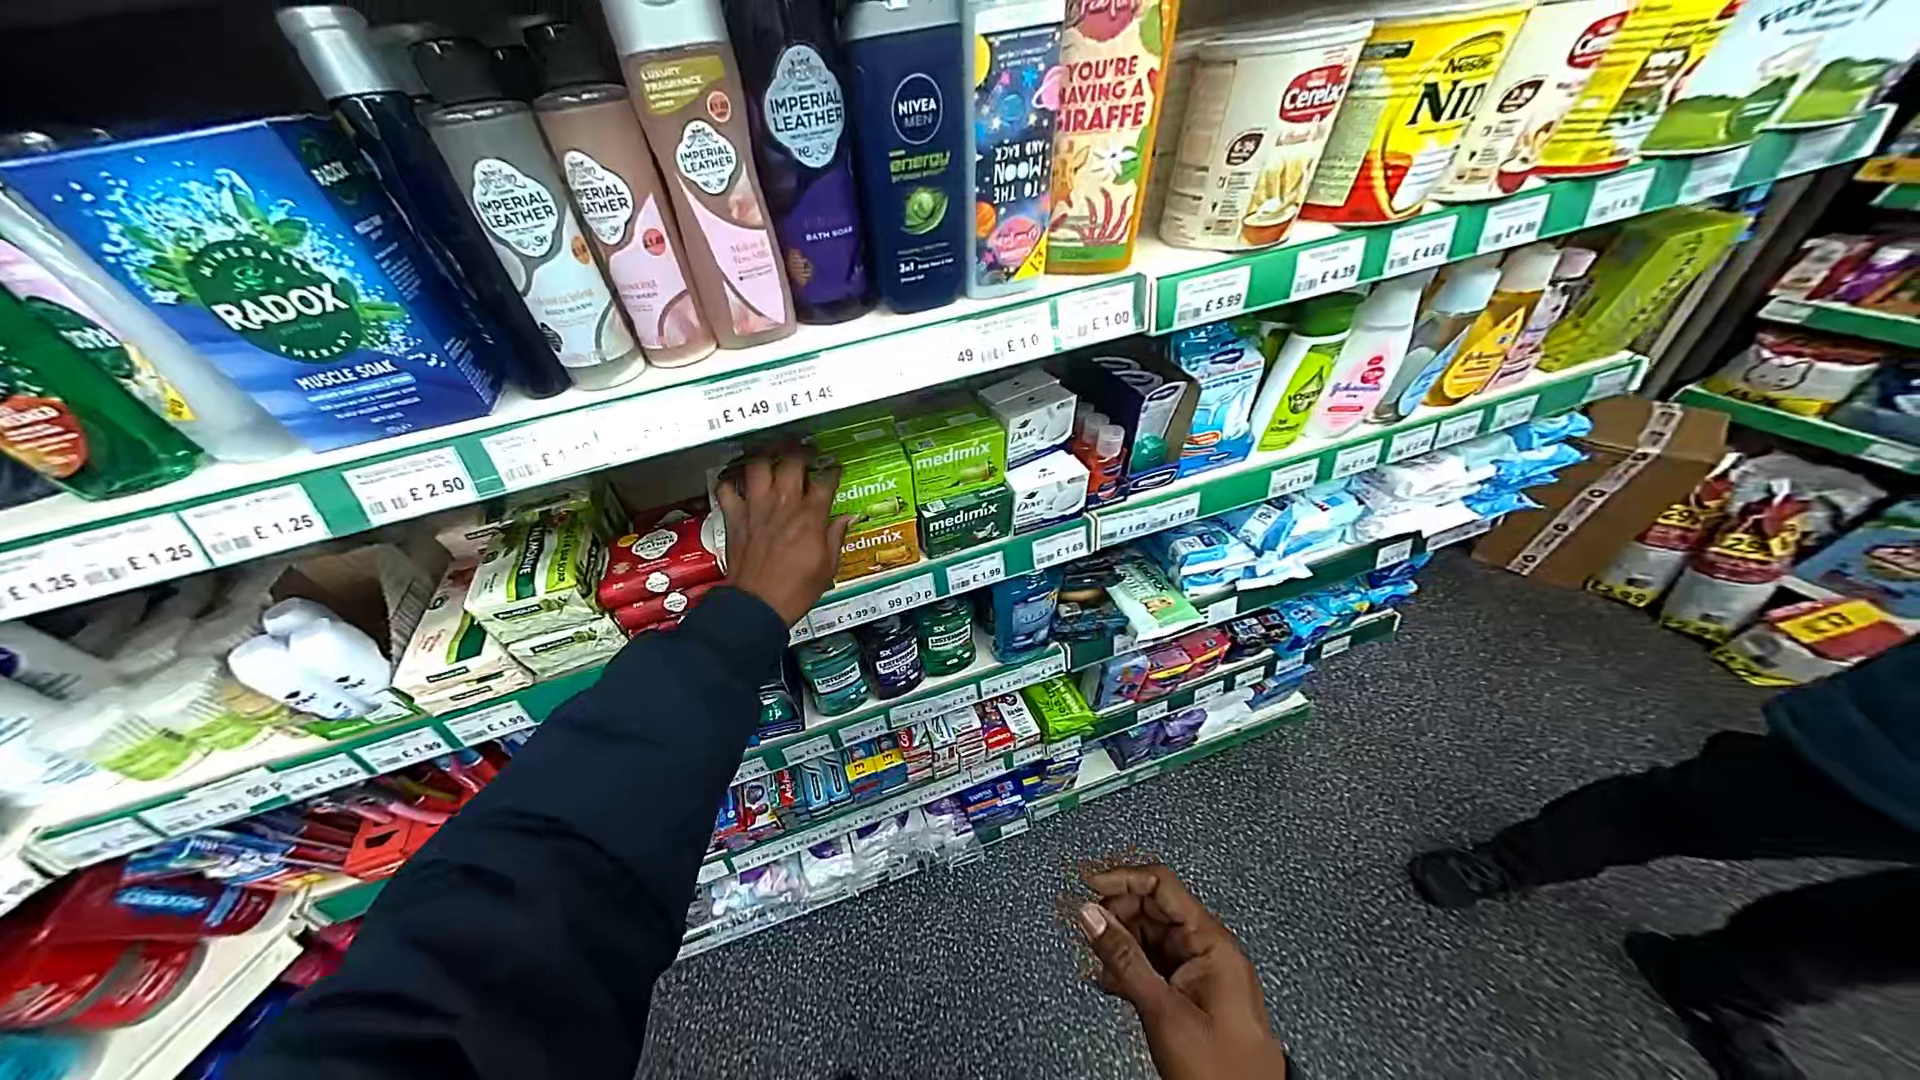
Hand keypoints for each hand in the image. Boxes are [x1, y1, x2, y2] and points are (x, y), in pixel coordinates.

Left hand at [715, 448, 849, 626]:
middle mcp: (783, 505)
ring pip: (758, 466)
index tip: (834, 468)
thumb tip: (846, 519)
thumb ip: (836, 536)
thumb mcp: (828, 566)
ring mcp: (756, 509)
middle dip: (800, 451)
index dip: (832, 470)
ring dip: (765, 457)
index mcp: (810, 516)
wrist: (758, 604)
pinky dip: (730, 482)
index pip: (825, 480)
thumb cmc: (795, 589)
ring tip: (771, 455)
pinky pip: (726, 489)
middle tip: (803, 451)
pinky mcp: (735, 518)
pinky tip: (738, 483)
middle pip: (792, 462)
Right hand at [1078, 863, 1288, 1079]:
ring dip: (1120, 945)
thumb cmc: (1223, 1074)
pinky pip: (1153, 962)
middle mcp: (1208, 948)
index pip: (1160, 884)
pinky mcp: (1191, 991)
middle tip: (1090, 931)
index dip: (1122, 879)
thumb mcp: (1163, 1010)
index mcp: (1212, 942)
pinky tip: (1113, 981)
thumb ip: (1123, 957)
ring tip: (1101, 963)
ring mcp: (1200, 969)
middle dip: (1117, 917)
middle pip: (1151, 908)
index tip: (1090, 885)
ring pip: (1148, 935)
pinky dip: (1129, 967)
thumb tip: (1092, 915)